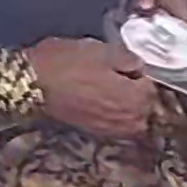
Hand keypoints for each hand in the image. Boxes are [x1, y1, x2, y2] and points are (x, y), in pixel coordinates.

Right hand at [29, 37, 156, 138]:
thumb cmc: (68, 64)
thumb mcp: (101, 51)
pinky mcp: (104, 135)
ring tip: (106, 90)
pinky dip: (114, 114)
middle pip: (146, 105)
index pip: (151, 86)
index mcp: (140, 99)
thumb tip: (141, 67)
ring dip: (126, 105)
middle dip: (135, 92)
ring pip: (134, 117)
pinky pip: (118, 124)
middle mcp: (136, 121)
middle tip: (114, 78)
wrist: (34, 86)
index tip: (123, 66)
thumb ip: (129, 59)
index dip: (138, 74)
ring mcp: (120, 131)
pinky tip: (100, 103)